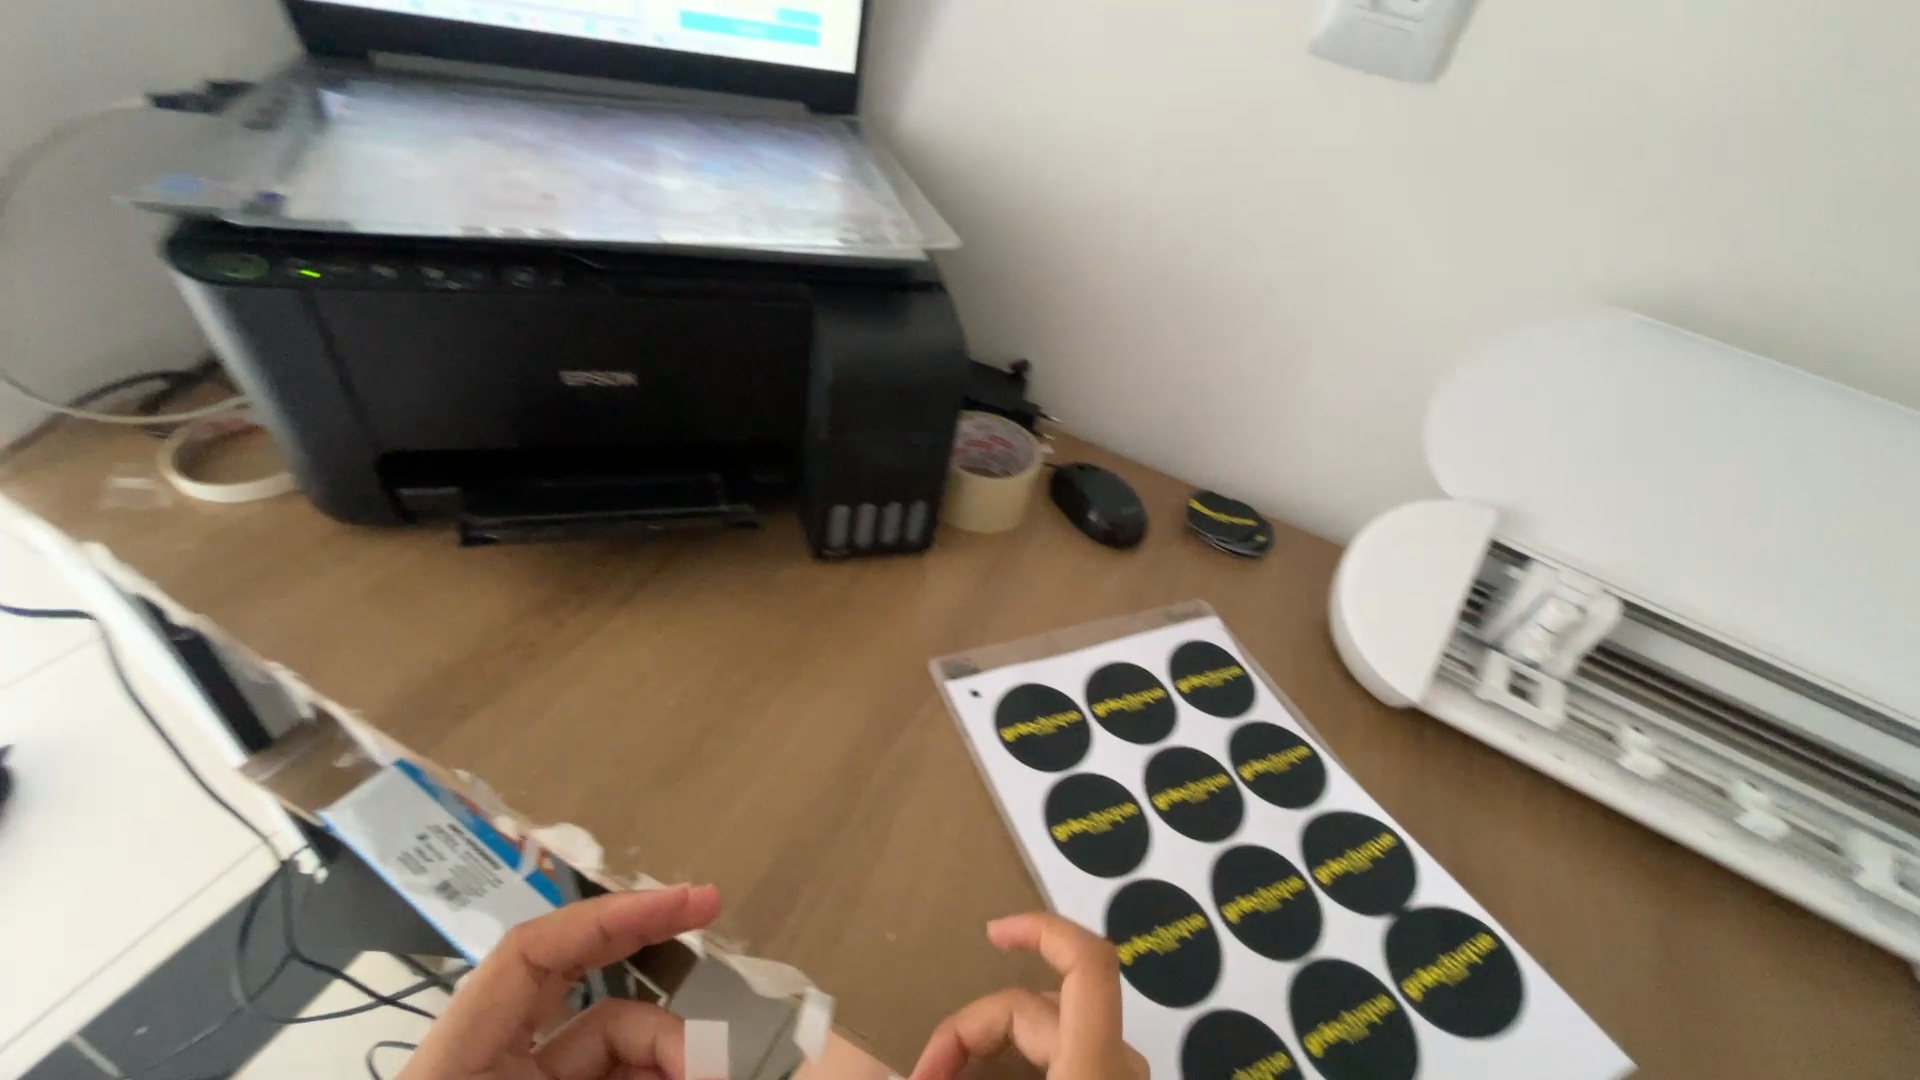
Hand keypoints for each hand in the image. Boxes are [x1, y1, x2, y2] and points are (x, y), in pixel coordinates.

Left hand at [400, 884, 721, 1079]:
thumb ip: (625, 1073)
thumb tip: (709, 1054)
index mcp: (458, 1056)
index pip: (534, 949)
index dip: (610, 915)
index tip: (685, 902)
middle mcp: (490, 1053)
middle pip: (575, 963)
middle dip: (646, 934)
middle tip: (711, 903)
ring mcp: (521, 1078)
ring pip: (609, 1031)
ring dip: (667, 1046)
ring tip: (707, 1066)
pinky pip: (611, 1072)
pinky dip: (652, 1072)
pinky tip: (685, 1074)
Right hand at [911, 914, 1146, 1079]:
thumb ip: (954, 1073)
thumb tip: (915, 1075)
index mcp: (1097, 1063)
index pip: (1087, 961)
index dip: (1041, 928)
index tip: (991, 932)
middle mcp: (1119, 1065)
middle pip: (1040, 1007)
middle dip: (973, 1030)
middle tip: (924, 1076)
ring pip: (1050, 1036)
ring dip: (994, 1046)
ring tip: (949, 1074)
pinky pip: (1066, 1059)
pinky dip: (1022, 1063)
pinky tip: (991, 1079)